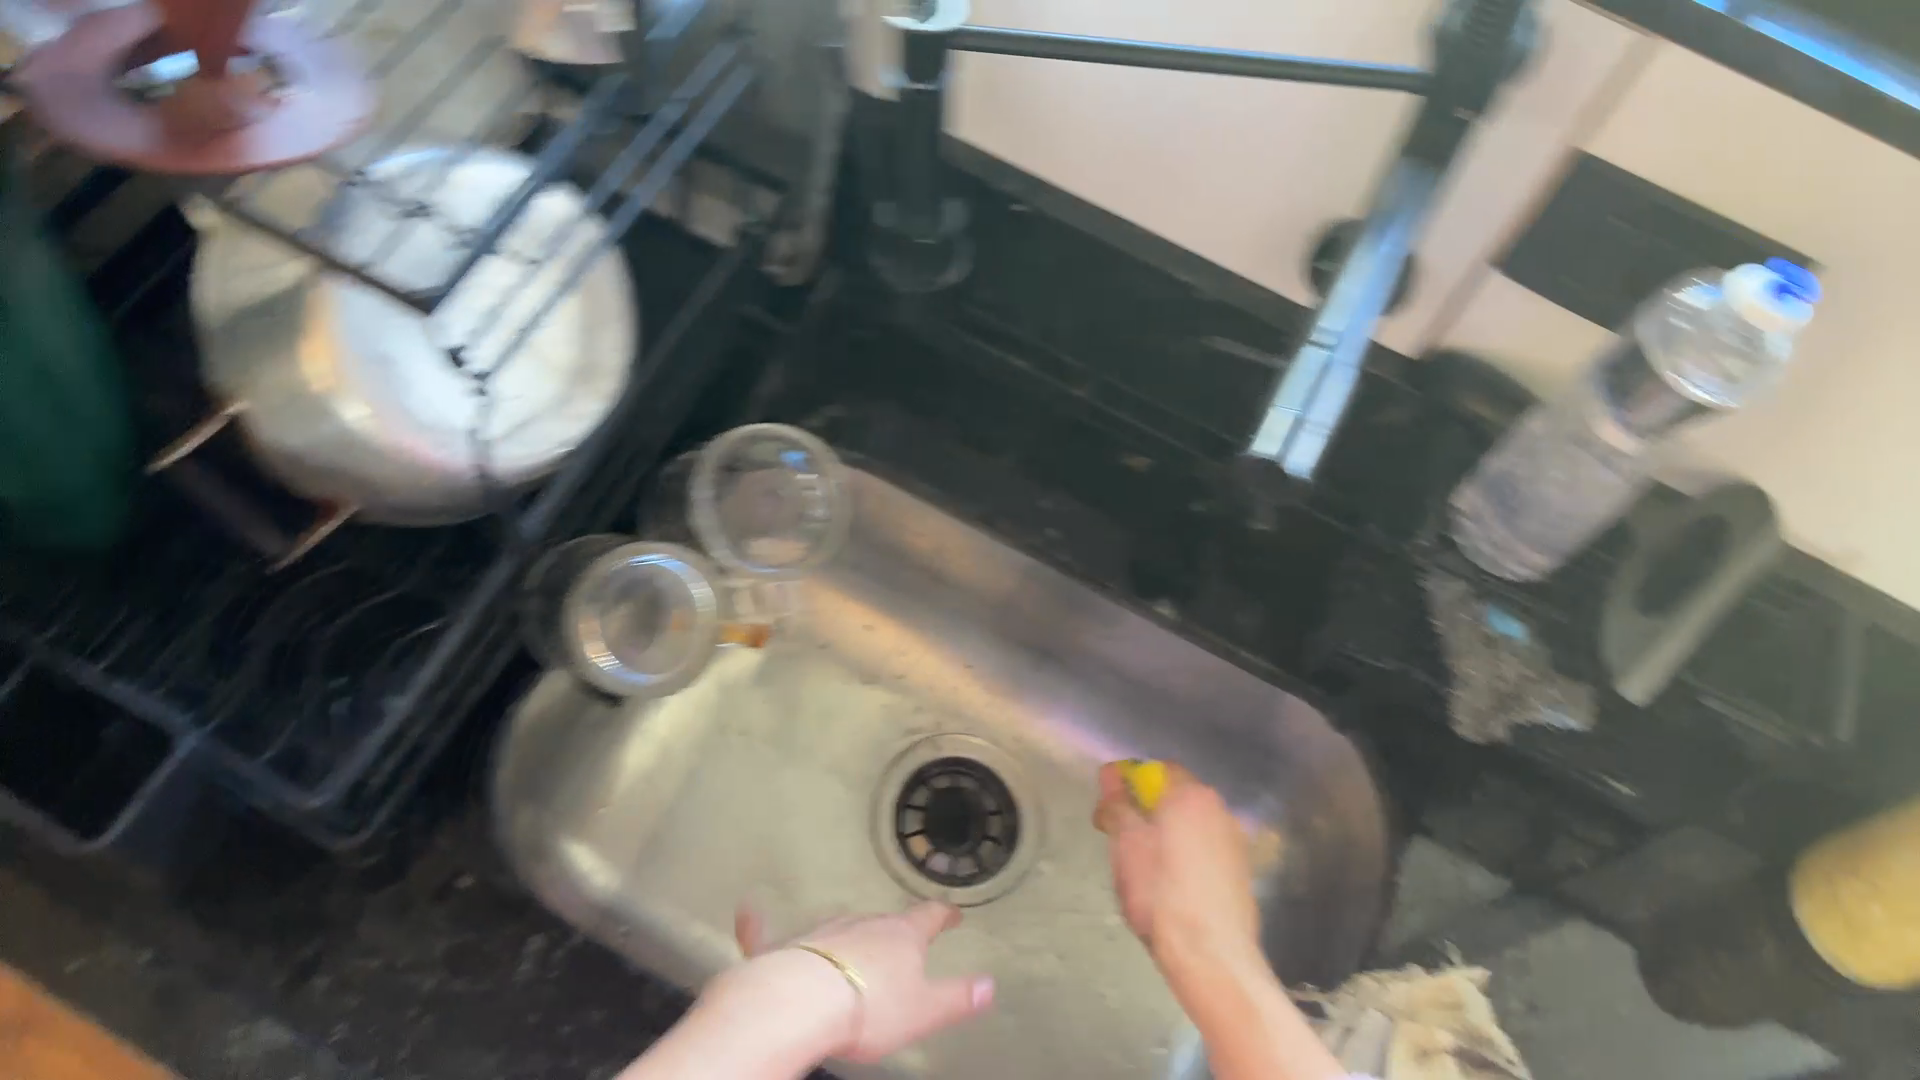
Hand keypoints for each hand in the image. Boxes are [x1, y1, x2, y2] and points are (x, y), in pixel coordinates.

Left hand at [735, 902, 994, 1062]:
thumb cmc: (871, 1006)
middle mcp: (862, 923)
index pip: (928, 917)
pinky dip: (759, 923)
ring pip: (839, 927)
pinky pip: (768, 932)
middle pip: (882, 921)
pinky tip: (748, 910)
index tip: (951, 911)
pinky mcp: (782, 949)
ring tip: (851, 944)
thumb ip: (958, 996)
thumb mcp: (924, 1010)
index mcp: (900, 936)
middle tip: (899, 937)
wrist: (803, 1002)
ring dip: (847, 933)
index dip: (942, 914)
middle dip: (892, 929)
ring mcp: (821, 931)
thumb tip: (991, 984)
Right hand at [1094, 762, 1261, 979]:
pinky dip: (1184, 857)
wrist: (1212, 956)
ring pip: (1190, 826)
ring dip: (1165, 834)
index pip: (1157, 769)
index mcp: (1191, 795)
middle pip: (1175, 797)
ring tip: (1142, 865)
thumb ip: (1117, 804)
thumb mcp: (1125, 844)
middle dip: (1145, 809)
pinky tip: (1169, 886)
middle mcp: (1220, 810)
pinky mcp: (1241, 874)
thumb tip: (1111, 776)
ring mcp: (1235, 843)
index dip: (1130, 781)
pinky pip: (1204, 851)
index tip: (1109, 805)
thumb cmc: (1160, 892)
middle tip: (1118, 836)